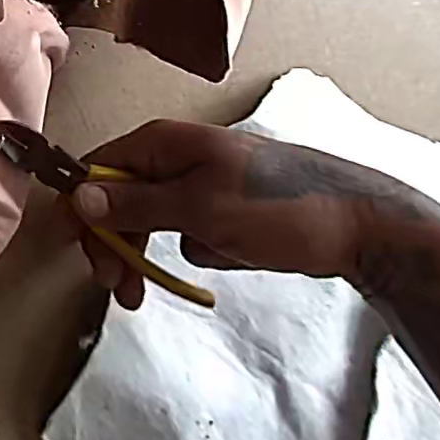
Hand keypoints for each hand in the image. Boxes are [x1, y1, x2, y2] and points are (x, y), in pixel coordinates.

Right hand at [71, 120, 439, 307]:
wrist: (364, 226)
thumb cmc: (278, 207)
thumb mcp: (199, 208)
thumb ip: (134, 203)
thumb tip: (77, 197)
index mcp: (160, 144)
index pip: (97, 168)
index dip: (81, 206)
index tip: (76, 246)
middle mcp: (168, 159)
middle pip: (115, 198)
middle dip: (109, 241)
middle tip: (115, 284)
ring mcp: (191, 183)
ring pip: (141, 218)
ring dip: (134, 254)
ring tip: (138, 295)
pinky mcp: (212, 209)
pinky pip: (174, 229)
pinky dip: (173, 253)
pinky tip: (199, 266)